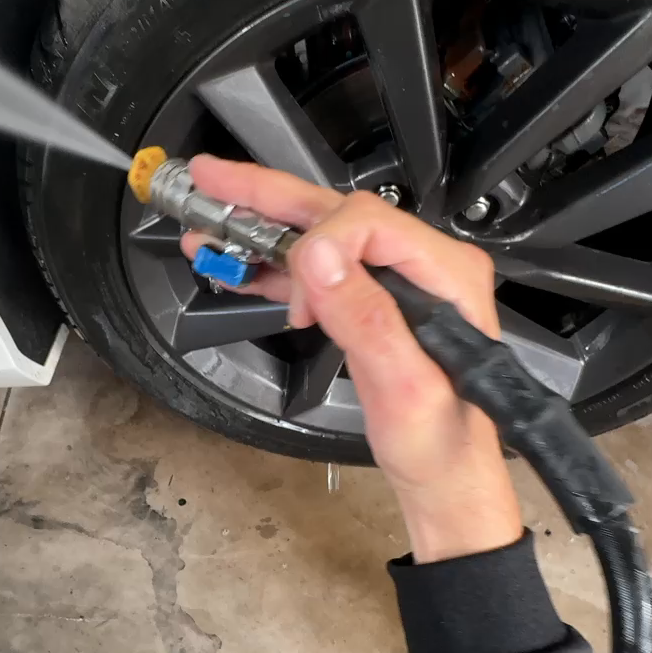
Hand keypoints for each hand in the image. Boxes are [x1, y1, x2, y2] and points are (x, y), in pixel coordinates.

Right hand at [182, 154, 522, 562]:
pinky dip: (273, 269)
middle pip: (333, 214)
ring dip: (260, 232)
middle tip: (212, 180)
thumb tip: (316, 256)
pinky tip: (238, 266)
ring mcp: (391, 283)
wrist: (443, 471)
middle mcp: (419, 266)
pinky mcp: (369, 303)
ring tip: (208, 229)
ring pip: (316, 238)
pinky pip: (314, 273)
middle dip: (266, 197)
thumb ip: (364, 316)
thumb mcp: (405, 385)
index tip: (298, 290)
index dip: (318, 242)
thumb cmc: (439, 439)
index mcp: (443, 273)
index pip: (366, 221)